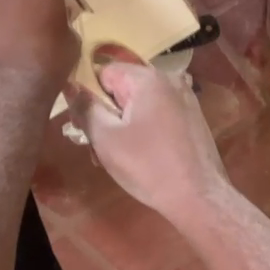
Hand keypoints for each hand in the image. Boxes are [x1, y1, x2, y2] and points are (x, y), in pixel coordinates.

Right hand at [73, 55, 230, 217]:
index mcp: (148, 79)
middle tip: (97, 147)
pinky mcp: (193, 118)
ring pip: (140, 104)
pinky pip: (158, 114)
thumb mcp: (106, 139)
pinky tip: (141, 156)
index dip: (89, 96)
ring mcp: (185, 98)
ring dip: (123, 125)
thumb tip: (70, 85)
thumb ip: (85, 108)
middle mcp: (170, 80)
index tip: (83, 125)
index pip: (104, 72)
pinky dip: (144, 129)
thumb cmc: (149, 167)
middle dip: (107, 114)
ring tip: (117, 157)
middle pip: (123, 88)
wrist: (199, 197)